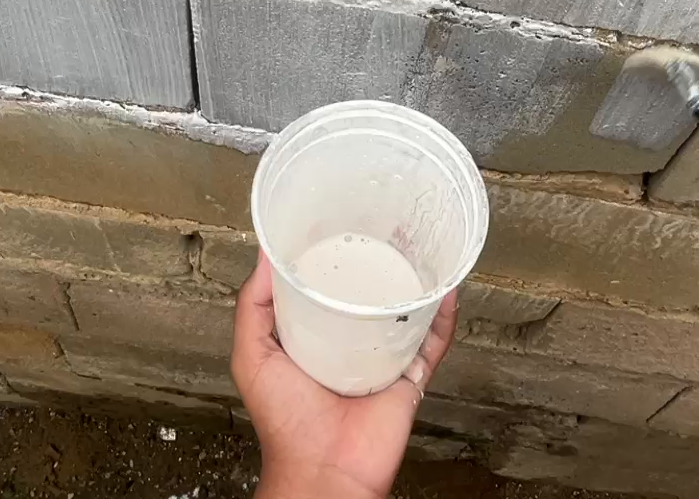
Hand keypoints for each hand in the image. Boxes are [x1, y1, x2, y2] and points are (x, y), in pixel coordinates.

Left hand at [230, 252, 456, 498]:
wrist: (325, 473)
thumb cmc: (285, 424)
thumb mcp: (254, 358)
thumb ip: (252, 308)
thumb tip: (263, 256)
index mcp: (317, 335)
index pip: (327, 288)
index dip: (332, 258)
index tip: (336, 225)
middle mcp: (353, 343)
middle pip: (371, 294)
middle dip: (379, 263)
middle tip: (385, 229)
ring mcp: (384, 358)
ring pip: (406, 312)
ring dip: (416, 283)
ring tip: (421, 248)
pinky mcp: (411, 376)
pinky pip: (433, 342)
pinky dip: (443, 316)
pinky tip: (446, 289)